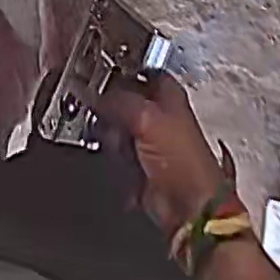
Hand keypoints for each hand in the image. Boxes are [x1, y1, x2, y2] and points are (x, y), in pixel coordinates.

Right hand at [100, 73, 226, 234]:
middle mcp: (161, 116)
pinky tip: (113, 154)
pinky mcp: (140, 163)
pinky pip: (115, 149)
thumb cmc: (182, 160)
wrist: (187, 209)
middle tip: (102, 108)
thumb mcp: (144, 116)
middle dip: (110, 104)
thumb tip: (91, 93)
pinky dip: (111, 151)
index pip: (143, 71)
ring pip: (117, 124)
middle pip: (125, 98)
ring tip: (112, 138)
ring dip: (110, 131)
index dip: (123, 69)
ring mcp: (151, 140)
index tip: (101, 70)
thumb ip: (116, 100)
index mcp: (170, 96)